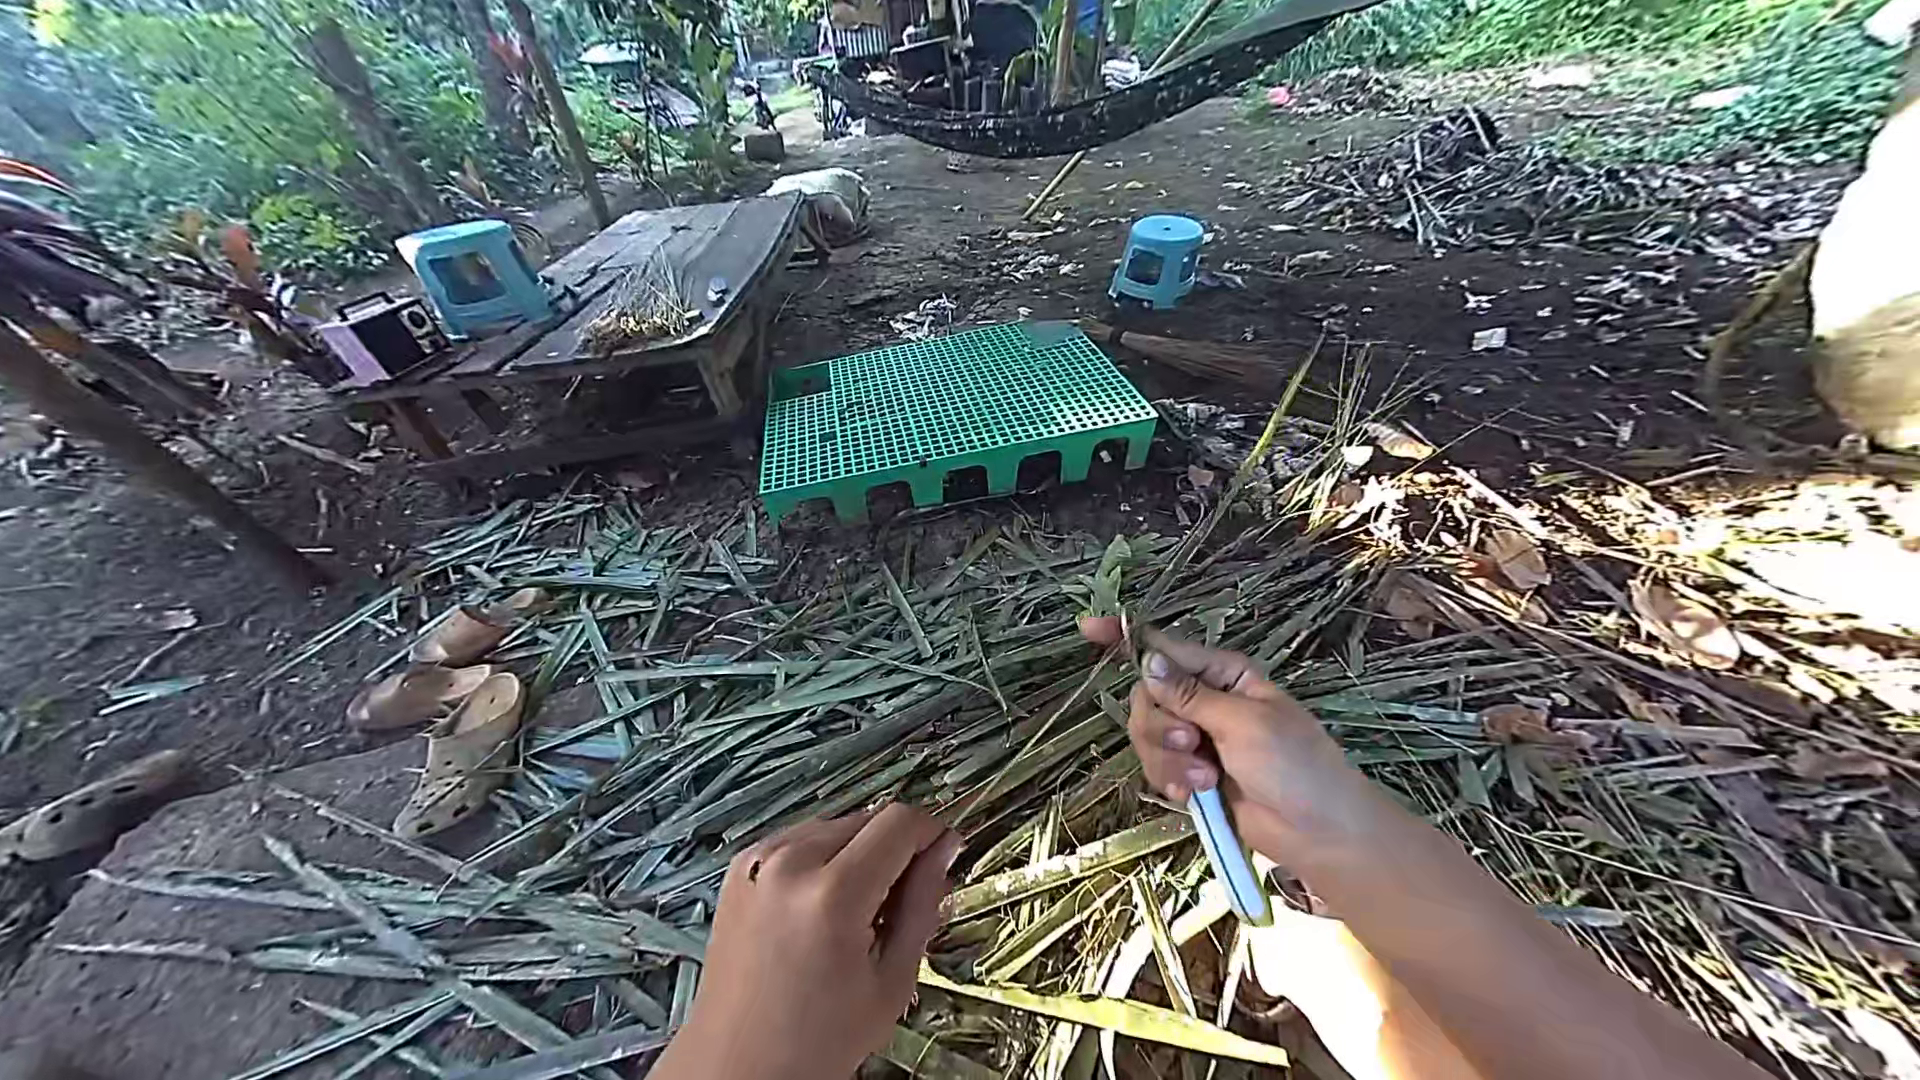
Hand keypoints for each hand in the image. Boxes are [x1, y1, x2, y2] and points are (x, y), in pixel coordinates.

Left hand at [654, 805, 962, 1079]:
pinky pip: (803, 837)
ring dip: (860, 851)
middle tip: (899, 900)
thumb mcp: (890, 983)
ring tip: (855, 909)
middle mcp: (791, 862)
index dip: (929, 832)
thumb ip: (923, 905)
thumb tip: (945, 847)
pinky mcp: (743, 863)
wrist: (731, 1070)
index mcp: (832, 894)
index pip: (899, 822)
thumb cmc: (816, 1043)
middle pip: (870, 819)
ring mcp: (761, 859)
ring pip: (838, 824)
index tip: (942, 854)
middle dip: (895, 848)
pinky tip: (820, 905)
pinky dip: (824, 857)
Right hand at [1079, 617, 1383, 865]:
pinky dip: (1169, 780)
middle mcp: (1201, 699)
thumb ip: (1190, 695)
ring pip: (1145, 733)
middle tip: (1191, 744)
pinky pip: (1154, 764)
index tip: (1087, 628)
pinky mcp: (1186, 771)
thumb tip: (1147, 660)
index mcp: (1221, 674)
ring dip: (1168, 759)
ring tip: (1204, 780)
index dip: (1124, 637)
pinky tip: (1195, 795)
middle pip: (1145, 696)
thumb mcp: (1244, 723)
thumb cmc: (1297, 766)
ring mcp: (1192, 737)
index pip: (1164, 646)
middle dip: (1160, 724)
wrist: (1321, 836)